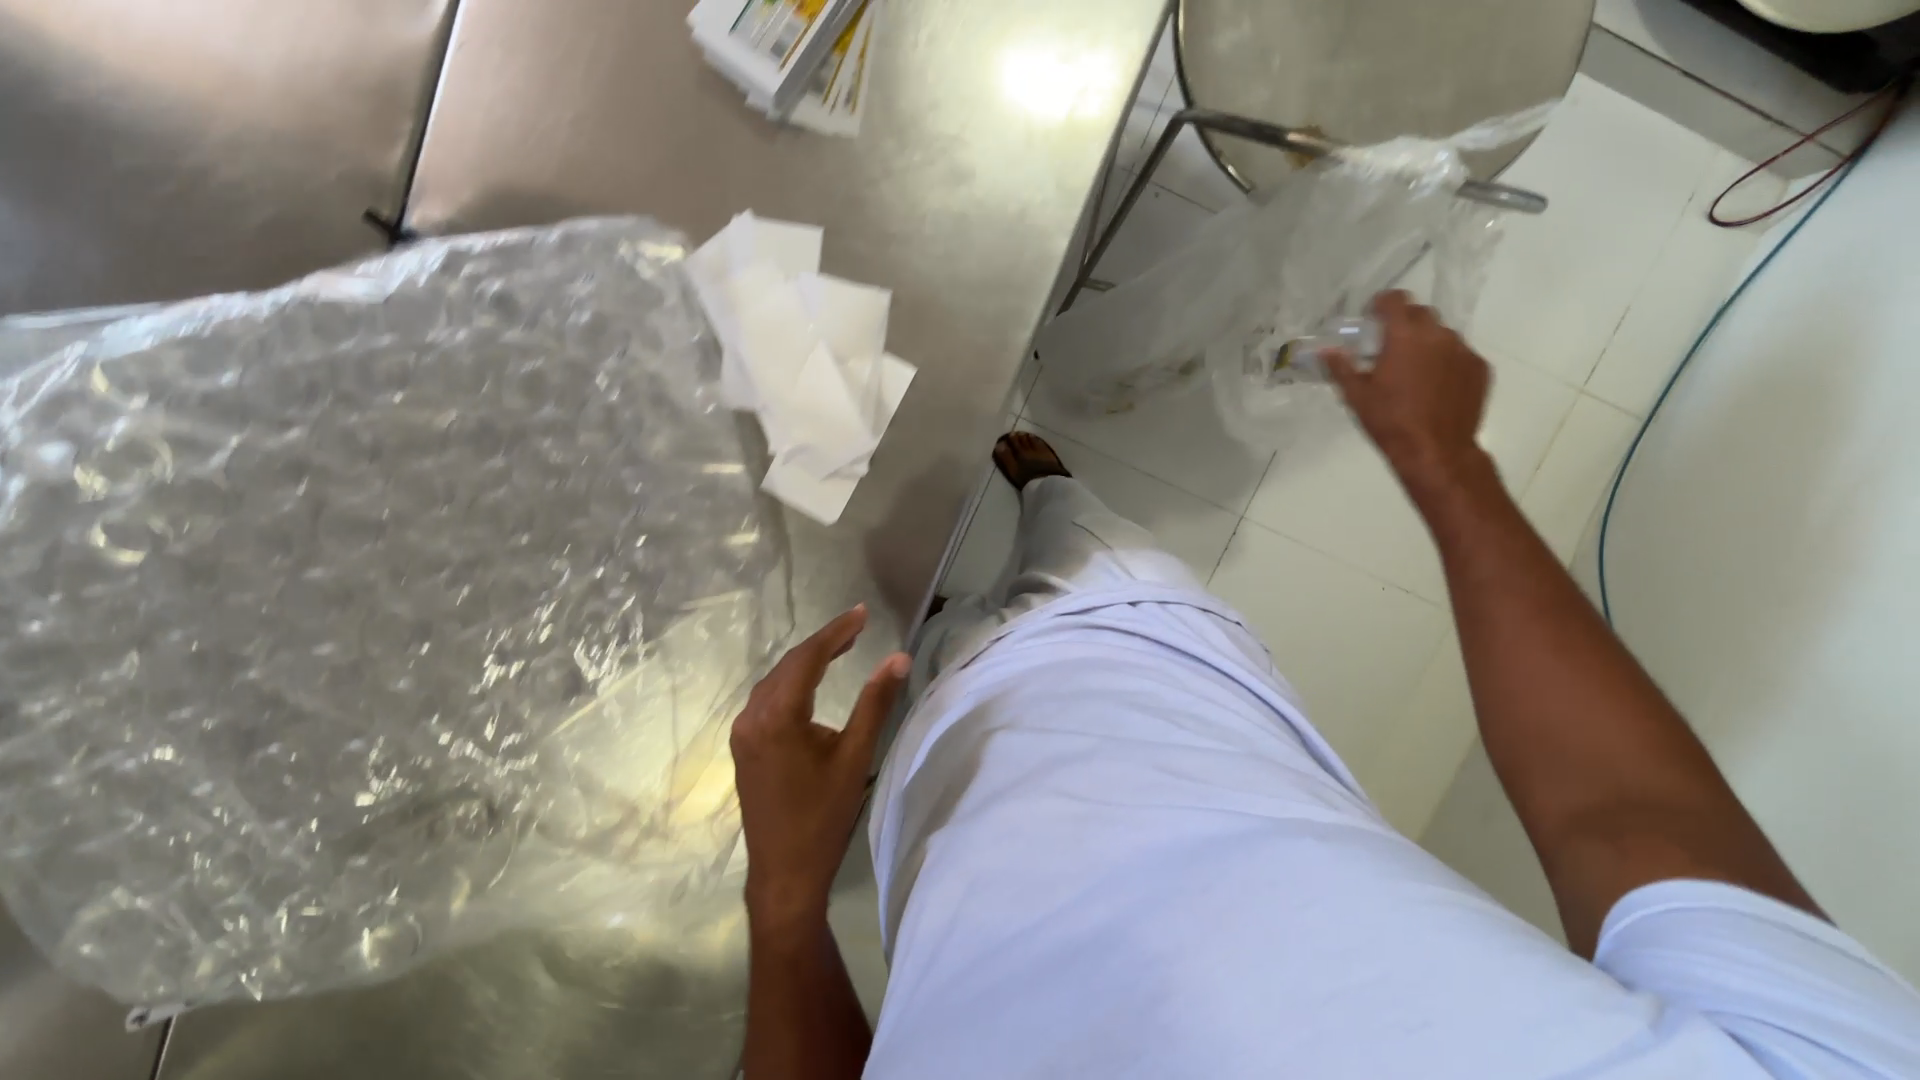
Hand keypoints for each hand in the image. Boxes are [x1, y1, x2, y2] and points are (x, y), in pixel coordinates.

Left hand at [730, 605, 909, 932]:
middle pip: (788, 665)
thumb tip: (897, 658)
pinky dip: (793, 684)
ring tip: (841, 648)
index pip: (807, 658)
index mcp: (777, 716)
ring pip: (775, 681)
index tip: (862, 613)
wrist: (784, 872)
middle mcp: (751, 717)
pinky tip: (812, 684)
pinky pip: (767, 700)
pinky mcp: (744, 747)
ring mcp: (743, 733)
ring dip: (807, 662)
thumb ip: (874, 703)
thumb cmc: (823, 817)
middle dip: (823, 643)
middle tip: (857, 626)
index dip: (836, 632)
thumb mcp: (855, 757)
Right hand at [1328, 291, 1496, 499]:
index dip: (1382, 303)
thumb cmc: (1390, 422)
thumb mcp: (1357, 396)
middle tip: (1390, 347)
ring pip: (1442, 334)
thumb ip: (1341, 367)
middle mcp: (1438, 335)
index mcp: (1405, 337)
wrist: (1436, 451)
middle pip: (1421, 314)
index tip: (1373, 316)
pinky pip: (1460, 354)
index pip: (1396, 299)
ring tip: (1415, 370)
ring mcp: (1463, 350)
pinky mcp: (1480, 367)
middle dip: (1404, 323)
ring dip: (1426, 343)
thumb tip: (1325, 350)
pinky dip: (1446, 362)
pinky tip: (1435, 386)